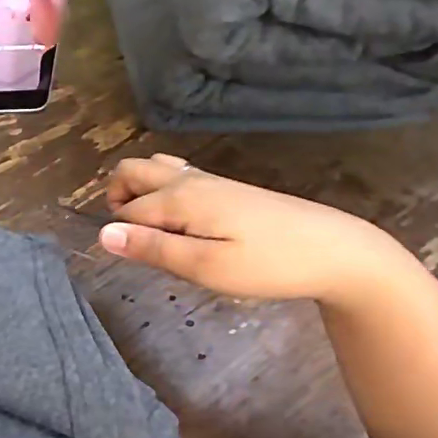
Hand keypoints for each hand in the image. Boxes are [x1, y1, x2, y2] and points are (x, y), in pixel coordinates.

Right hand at [97, 154, 418, 306]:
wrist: (334, 249)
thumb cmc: (268, 264)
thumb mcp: (206, 267)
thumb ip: (152, 249)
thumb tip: (103, 234)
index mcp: (180, 198)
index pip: (127, 210)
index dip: (121, 235)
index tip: (137, 263)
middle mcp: (189, 180)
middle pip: (132, 170)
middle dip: (119, 199)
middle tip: (139, 242)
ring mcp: (210, 180)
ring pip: (155, 170)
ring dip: (141, 193)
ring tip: (157, 234)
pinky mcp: (227, 188)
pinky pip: (178, 176)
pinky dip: (164, 193)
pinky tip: (184, 224)